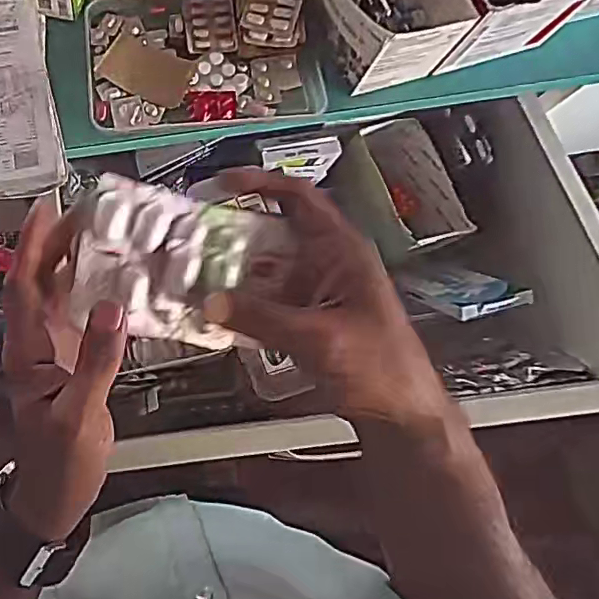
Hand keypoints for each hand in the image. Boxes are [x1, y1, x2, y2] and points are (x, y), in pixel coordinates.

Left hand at [0, 197, 127, 540]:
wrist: (56, 496)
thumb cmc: (59, 463)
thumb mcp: (78, 416)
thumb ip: (96, 363)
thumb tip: (114, 308)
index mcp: (26, 351)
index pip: (23, 287)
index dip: (32, 247)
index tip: (45, 210)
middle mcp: (36, 342)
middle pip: (40, 281)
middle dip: (56, 243)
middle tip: (87, 209)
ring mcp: (54, 350)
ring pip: (60, 295)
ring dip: (75, 262)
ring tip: (103, 231)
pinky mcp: (73, 360)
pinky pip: (82, 315)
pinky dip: (96, 292)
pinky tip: (118, 278)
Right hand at [203, 168, 454, 432]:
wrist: (401, 415)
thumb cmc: (383, 368)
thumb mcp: (319, 338)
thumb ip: (262, 319)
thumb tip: (214, 302)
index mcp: (342, 251)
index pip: (301, 199)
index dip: (262, 184)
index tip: (225, 183)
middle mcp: (327, 264)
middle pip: (273, 233)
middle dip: (234, 233)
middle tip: (197, 236)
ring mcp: (315, 292)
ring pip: (265, 268)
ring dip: (233, 271)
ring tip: (197, 274)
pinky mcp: (306, 318)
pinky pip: (265, 300)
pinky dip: (241, 303)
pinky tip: (218, 311)